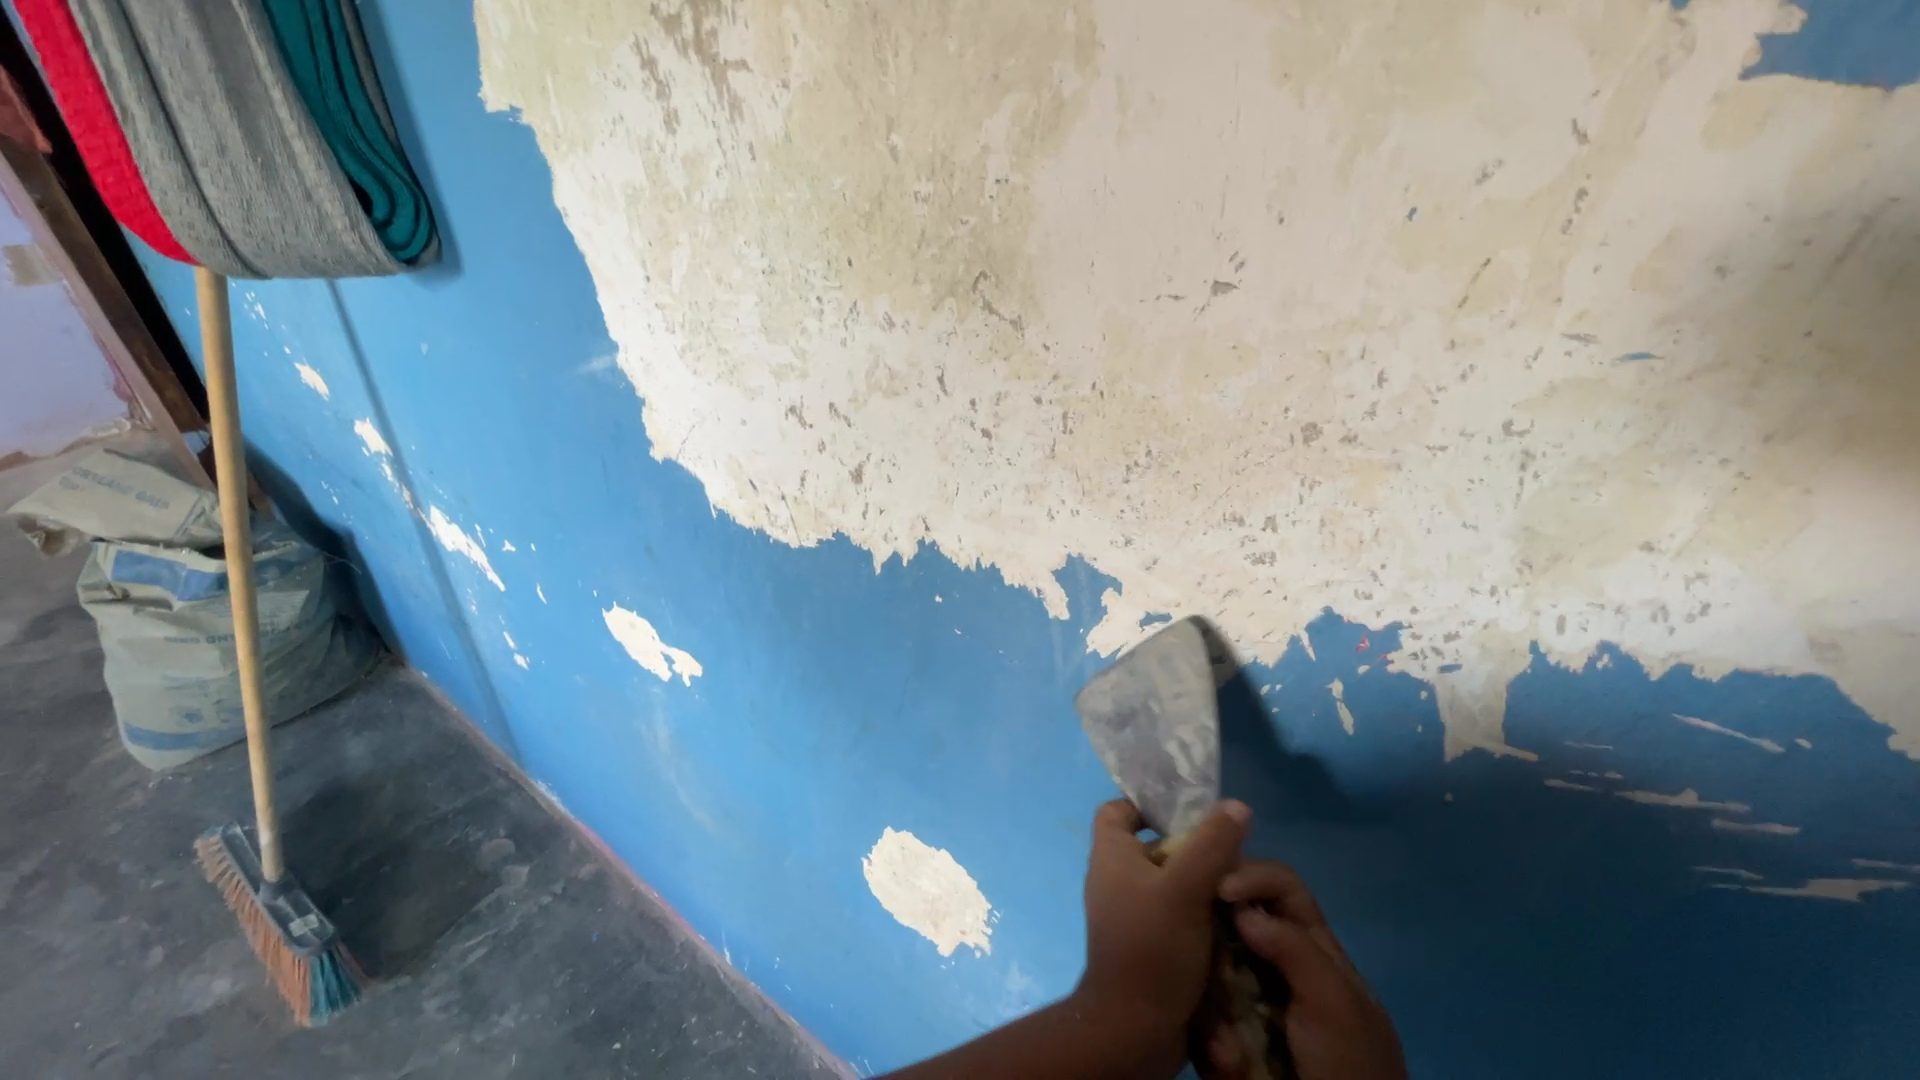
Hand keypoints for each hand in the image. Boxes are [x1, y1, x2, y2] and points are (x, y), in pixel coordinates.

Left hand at [1072, 798, 1251, 1076]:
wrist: (1134, 1028)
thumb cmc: (1153, 948)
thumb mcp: (1187, 889)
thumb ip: (1211, 845)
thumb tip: (1236, 805)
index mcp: (1110, 856)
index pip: (1117, 811)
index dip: (1146, 806)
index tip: (1187, 815)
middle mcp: (1113, 880)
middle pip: (1152, 847)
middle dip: (1190, 849)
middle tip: (1229, 857)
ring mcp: (1127, 915)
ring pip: (1167, 885)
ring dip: (1200, 887)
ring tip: (1236, 892)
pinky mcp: (1144, 945)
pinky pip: (1172, 917)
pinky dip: (1197, 917)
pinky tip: (1229, 925)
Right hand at [1200, 862, 1406, 1079]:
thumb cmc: (1352, 1069)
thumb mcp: (1337, 1004)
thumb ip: (1295, 948)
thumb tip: (1240, 910)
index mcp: (1310, 946)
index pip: (1279, 887)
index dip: (1250, 875)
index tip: (1220, 889)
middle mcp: (1272, 964)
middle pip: (1227, 921)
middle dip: (1210, 937)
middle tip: (1194, 948)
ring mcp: (1244, 1002)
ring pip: (1204, 969)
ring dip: (1212, 1006)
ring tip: (1229, 1046)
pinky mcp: (1223, 1037)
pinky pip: (1197, 1020)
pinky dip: (1209, 1041)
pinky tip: (1228, 1064)